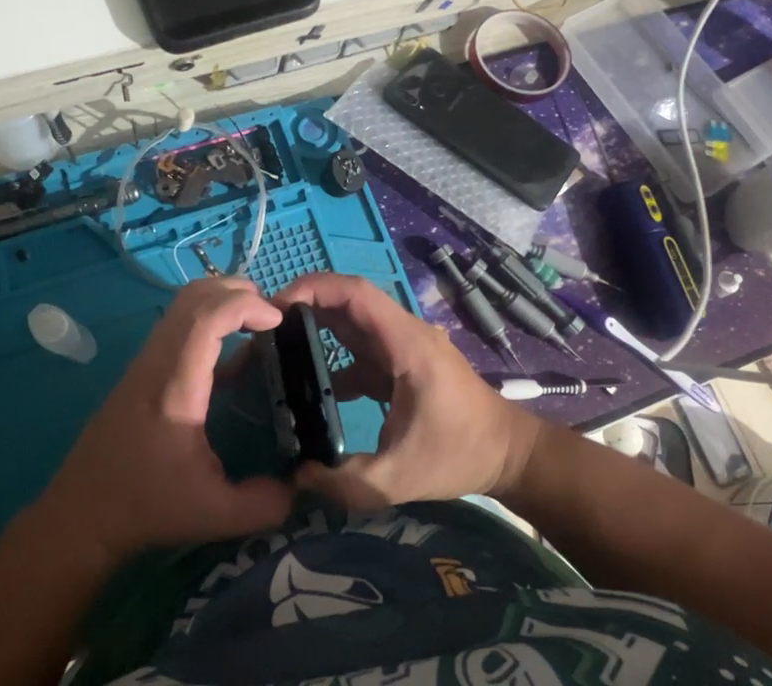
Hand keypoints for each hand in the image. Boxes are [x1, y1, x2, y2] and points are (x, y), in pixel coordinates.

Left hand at [39, 278, 294, 559]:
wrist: (82, 515)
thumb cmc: (146, 509)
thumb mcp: (213, 514)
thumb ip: (264, 502)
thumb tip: (303, 481)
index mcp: (175, 388)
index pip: (205, 318)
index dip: (244, 306)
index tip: (278, 320)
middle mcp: (156, 364)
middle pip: (193, 298)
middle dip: (237, 292)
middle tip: (273, 316)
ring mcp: (144, 364)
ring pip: (181, 307)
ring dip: (221, 303)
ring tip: (258, 326)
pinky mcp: (141, 372)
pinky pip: (176, 327)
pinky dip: (208, 321)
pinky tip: (233, 357)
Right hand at [275, 273, 544, 510]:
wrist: (507, 455)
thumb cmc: (459, 456)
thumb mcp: (399, 479)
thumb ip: (345, 482)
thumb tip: (296, 476)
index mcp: (407, 344)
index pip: (356, 293)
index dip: (315, 289)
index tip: (276, 306)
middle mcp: (405, 334)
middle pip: (350, 300)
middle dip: (306, 305)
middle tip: (264, 327)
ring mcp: (404, 346)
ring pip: (353, 321)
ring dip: (317, 327)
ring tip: (276, 348)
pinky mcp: (402, 362)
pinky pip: (360, 346)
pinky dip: (333, 355)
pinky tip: (307, 382)